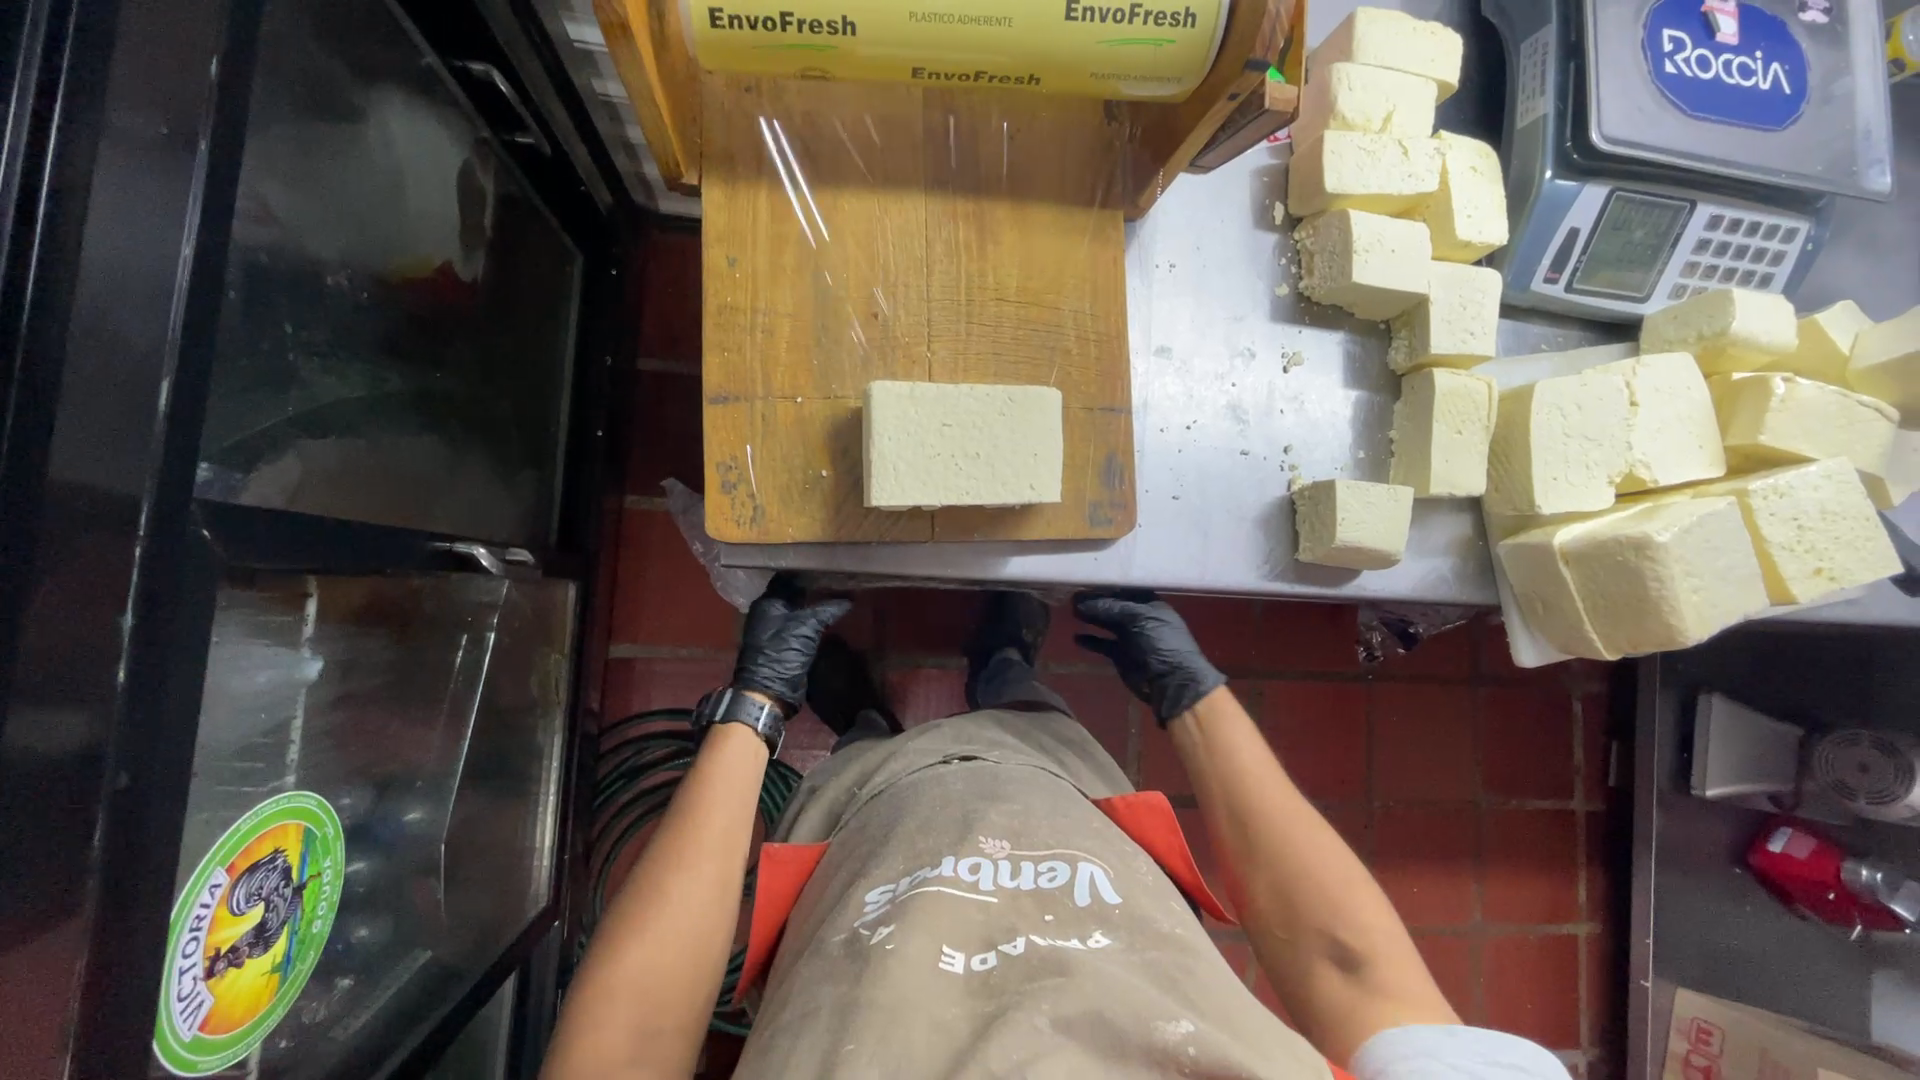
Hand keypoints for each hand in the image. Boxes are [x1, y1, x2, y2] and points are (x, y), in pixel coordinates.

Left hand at [730, 573, 851, 712]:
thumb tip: (849, 599)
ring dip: (814, 603)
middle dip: (813, 586)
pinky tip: (831, 615)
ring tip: (838, 592)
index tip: (826, 565)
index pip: (786, 578)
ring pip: (798, 609)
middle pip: (793, 593)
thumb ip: (827, 609)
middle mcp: (769, 612)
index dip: (805, 571)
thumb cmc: (782, 653)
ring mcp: (777, 628)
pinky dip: (814, 618)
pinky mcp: (786, 643)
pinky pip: (802, 624)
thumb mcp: (807, 627)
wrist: (770, 691)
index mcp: (767, 603)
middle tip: (837, 577)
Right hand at [1073, 590, 1225, 725]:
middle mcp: (1140, 618)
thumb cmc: (1160, 643)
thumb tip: (1081, 602)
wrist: (1171, 682)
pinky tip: (1077, 637)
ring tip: (1073, 611)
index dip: (1106, 587)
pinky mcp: (1122, 655)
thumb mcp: (1137, 618)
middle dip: (1095, 601)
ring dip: (1091, 618)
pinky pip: (1103, 644)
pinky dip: (1091, 641)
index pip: (1125, 590)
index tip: (1085, 582)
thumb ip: (1109, 608)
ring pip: (1107, 623)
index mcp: (1150, 605)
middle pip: (1113, 606)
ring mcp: (1131, 638)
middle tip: (1073, 596)